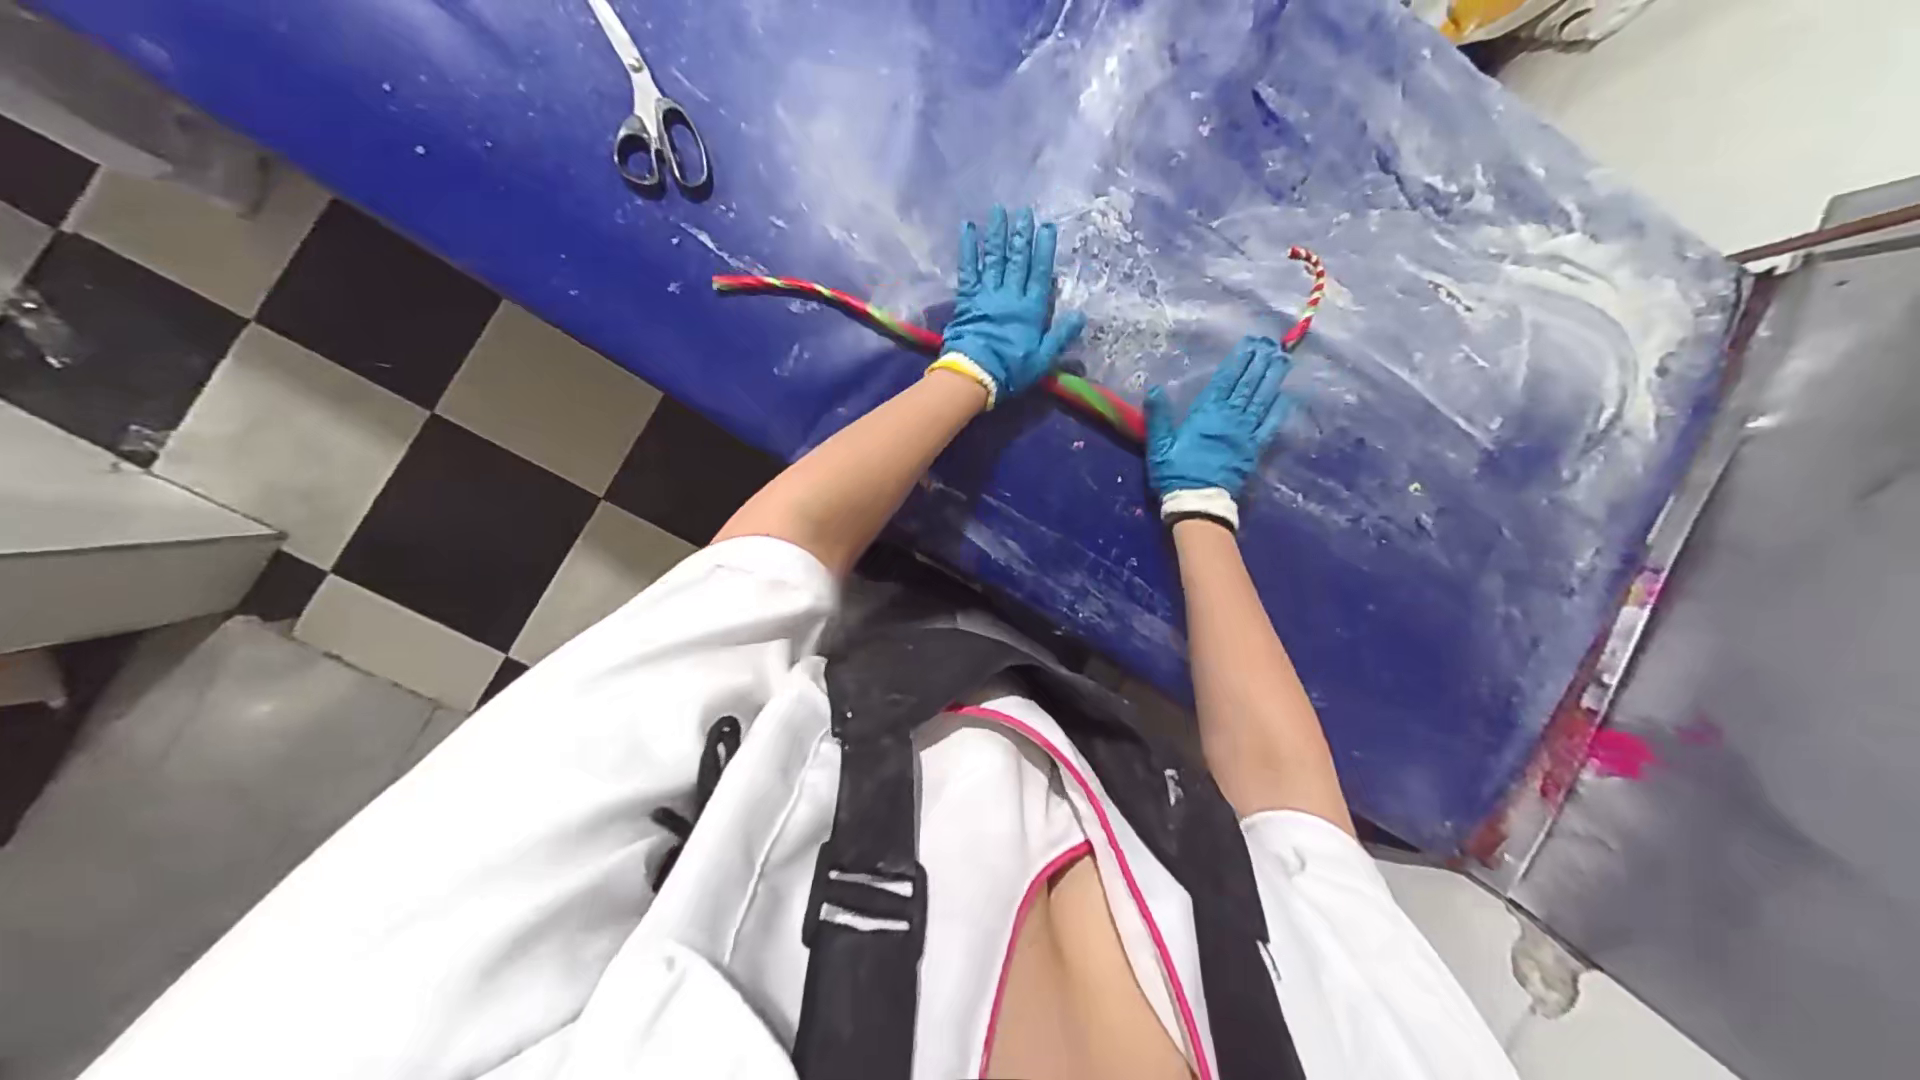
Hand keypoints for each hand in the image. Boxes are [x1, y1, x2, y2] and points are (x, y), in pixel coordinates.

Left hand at [940, 205, 1086, 404]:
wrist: (975, 374)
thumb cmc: (1012, 370)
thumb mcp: (1043, 359)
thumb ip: (1061, 336)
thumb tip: (1081, 316)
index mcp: (1031, 309)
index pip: (1040, 273)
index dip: (1044, 250)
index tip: (1047, 228)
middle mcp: (1011, 295)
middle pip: (1018, 260)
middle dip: (1021, 235)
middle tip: (1024, 212)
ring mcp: (988, 294)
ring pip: (995, 258)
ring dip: (997, 234)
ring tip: (999, 211)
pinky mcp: (967, 299)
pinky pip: (969, 268)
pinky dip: (969, 248)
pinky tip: (968, 228)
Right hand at [1143, 335, 1291, 529]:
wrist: (1197, 502)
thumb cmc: (1174, 473)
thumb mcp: (1159, 445)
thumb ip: (1159, 416)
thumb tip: (1154, 388)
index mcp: (1205, 414)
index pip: (1226, 380)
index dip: (1239, 361)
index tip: (1250, 343)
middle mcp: (1229, 418)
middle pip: (1248, 385)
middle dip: (1259, 362)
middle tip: (1270, 343)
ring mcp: (1245, 433)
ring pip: (1262, 399)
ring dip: (1272, 378)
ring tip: (1282, 359)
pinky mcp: (1254, 449)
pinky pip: (1270, 425)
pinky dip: (1278, 410)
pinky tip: (1285, 395)